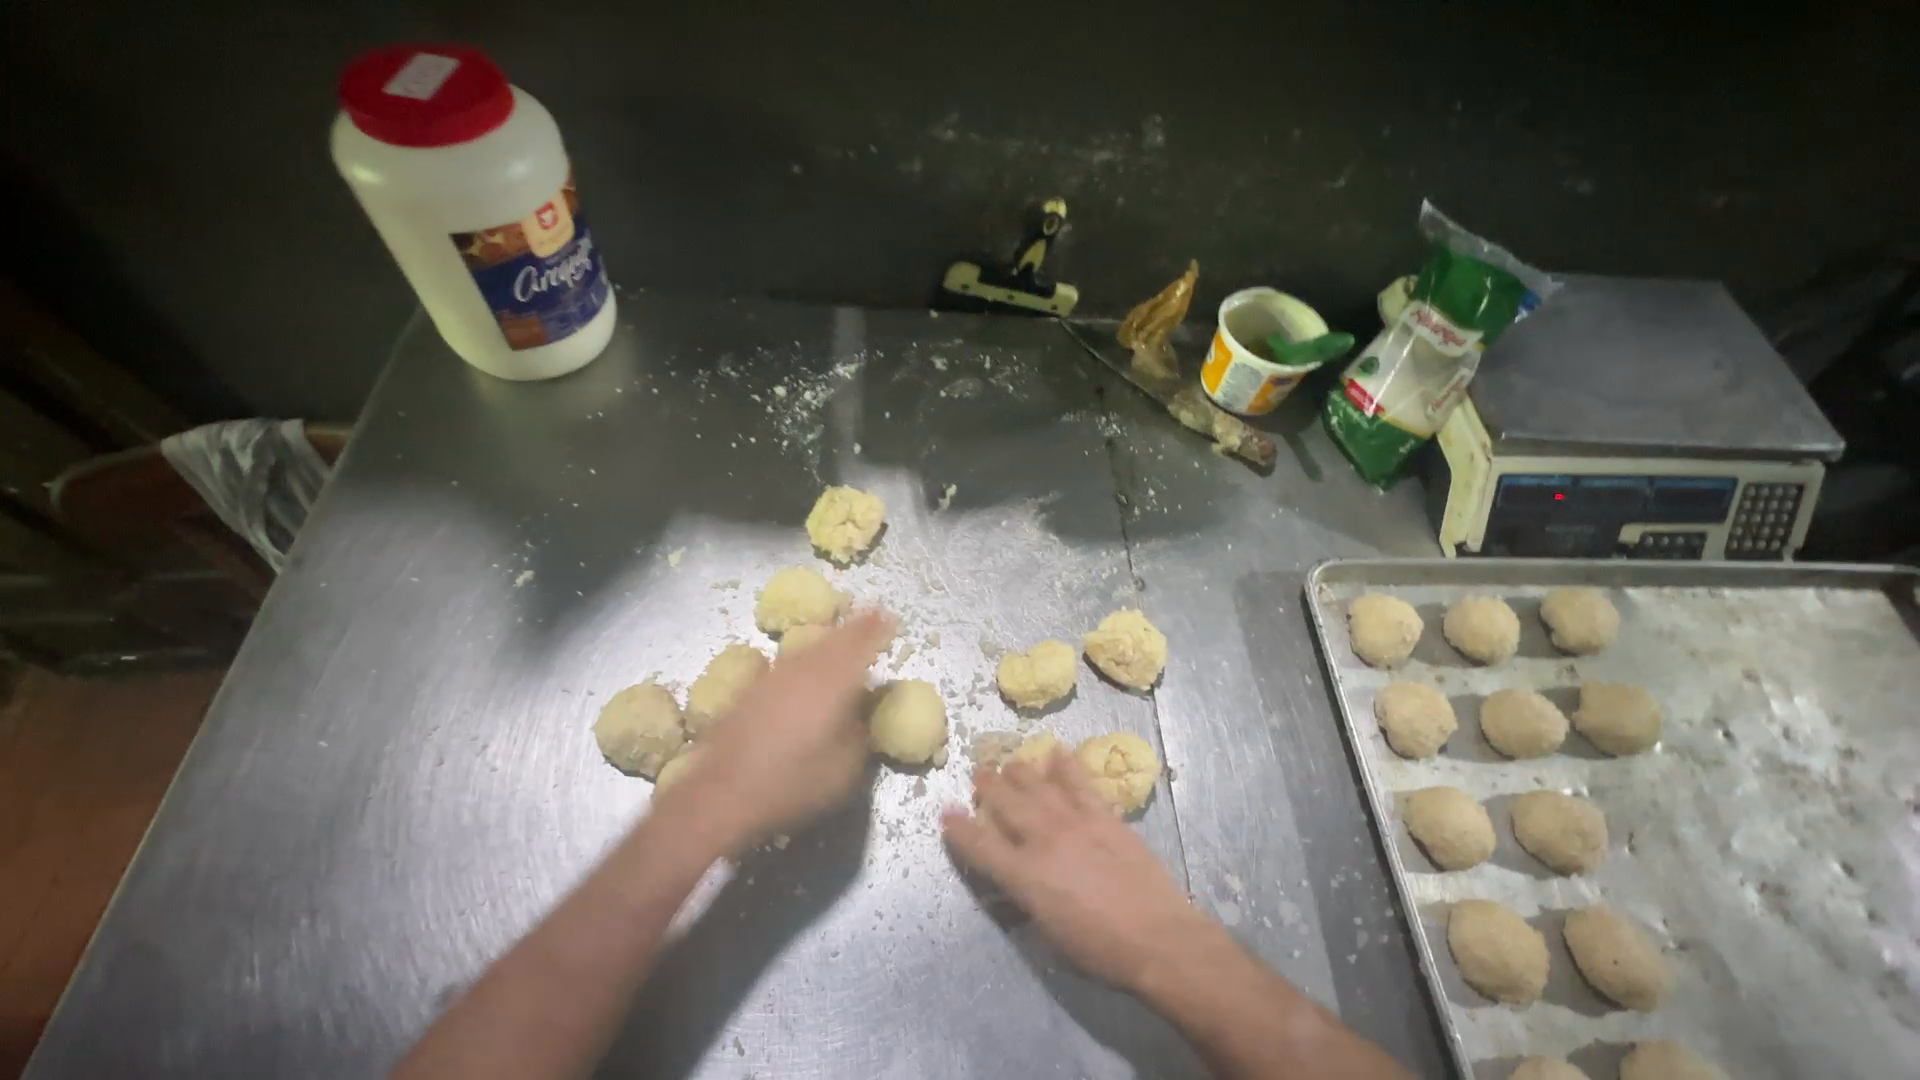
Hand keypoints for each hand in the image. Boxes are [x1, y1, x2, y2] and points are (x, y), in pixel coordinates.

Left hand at [671, 611, 892, 845]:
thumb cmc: (795, 783)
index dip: (877, 629)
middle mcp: (803, 669)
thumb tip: (864, 712)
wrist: (723, 794)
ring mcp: (773, 677)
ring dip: (828, 641)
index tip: (891, 619)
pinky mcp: (751, 691)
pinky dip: (805, 659)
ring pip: (808, 648)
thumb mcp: (847, 768)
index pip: (861, 643)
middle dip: (854, 628)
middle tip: (871, 619)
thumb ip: (862, 732)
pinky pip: (788, 663)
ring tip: (842, 640)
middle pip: (833, 638)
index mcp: (834, 681)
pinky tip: (806, 669)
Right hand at [941, 750, 1217, 991]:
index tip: (946, 814)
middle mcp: (1044, 841)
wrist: (1158, 939)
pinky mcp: (1105, 817)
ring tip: (1010, 762)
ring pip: (1039, 786)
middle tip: (978, 772)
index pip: (981, 846)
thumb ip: (1027, 904)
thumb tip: (1015, 887)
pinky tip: (1056, 752)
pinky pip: (1080, 783)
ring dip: (1021, 771)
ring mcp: (1076, 823)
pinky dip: (1066, 765)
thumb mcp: (1049, 937)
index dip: (959, 829)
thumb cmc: (1100, 951)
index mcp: (1025, 877)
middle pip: (1008, 803)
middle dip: (988, 786)